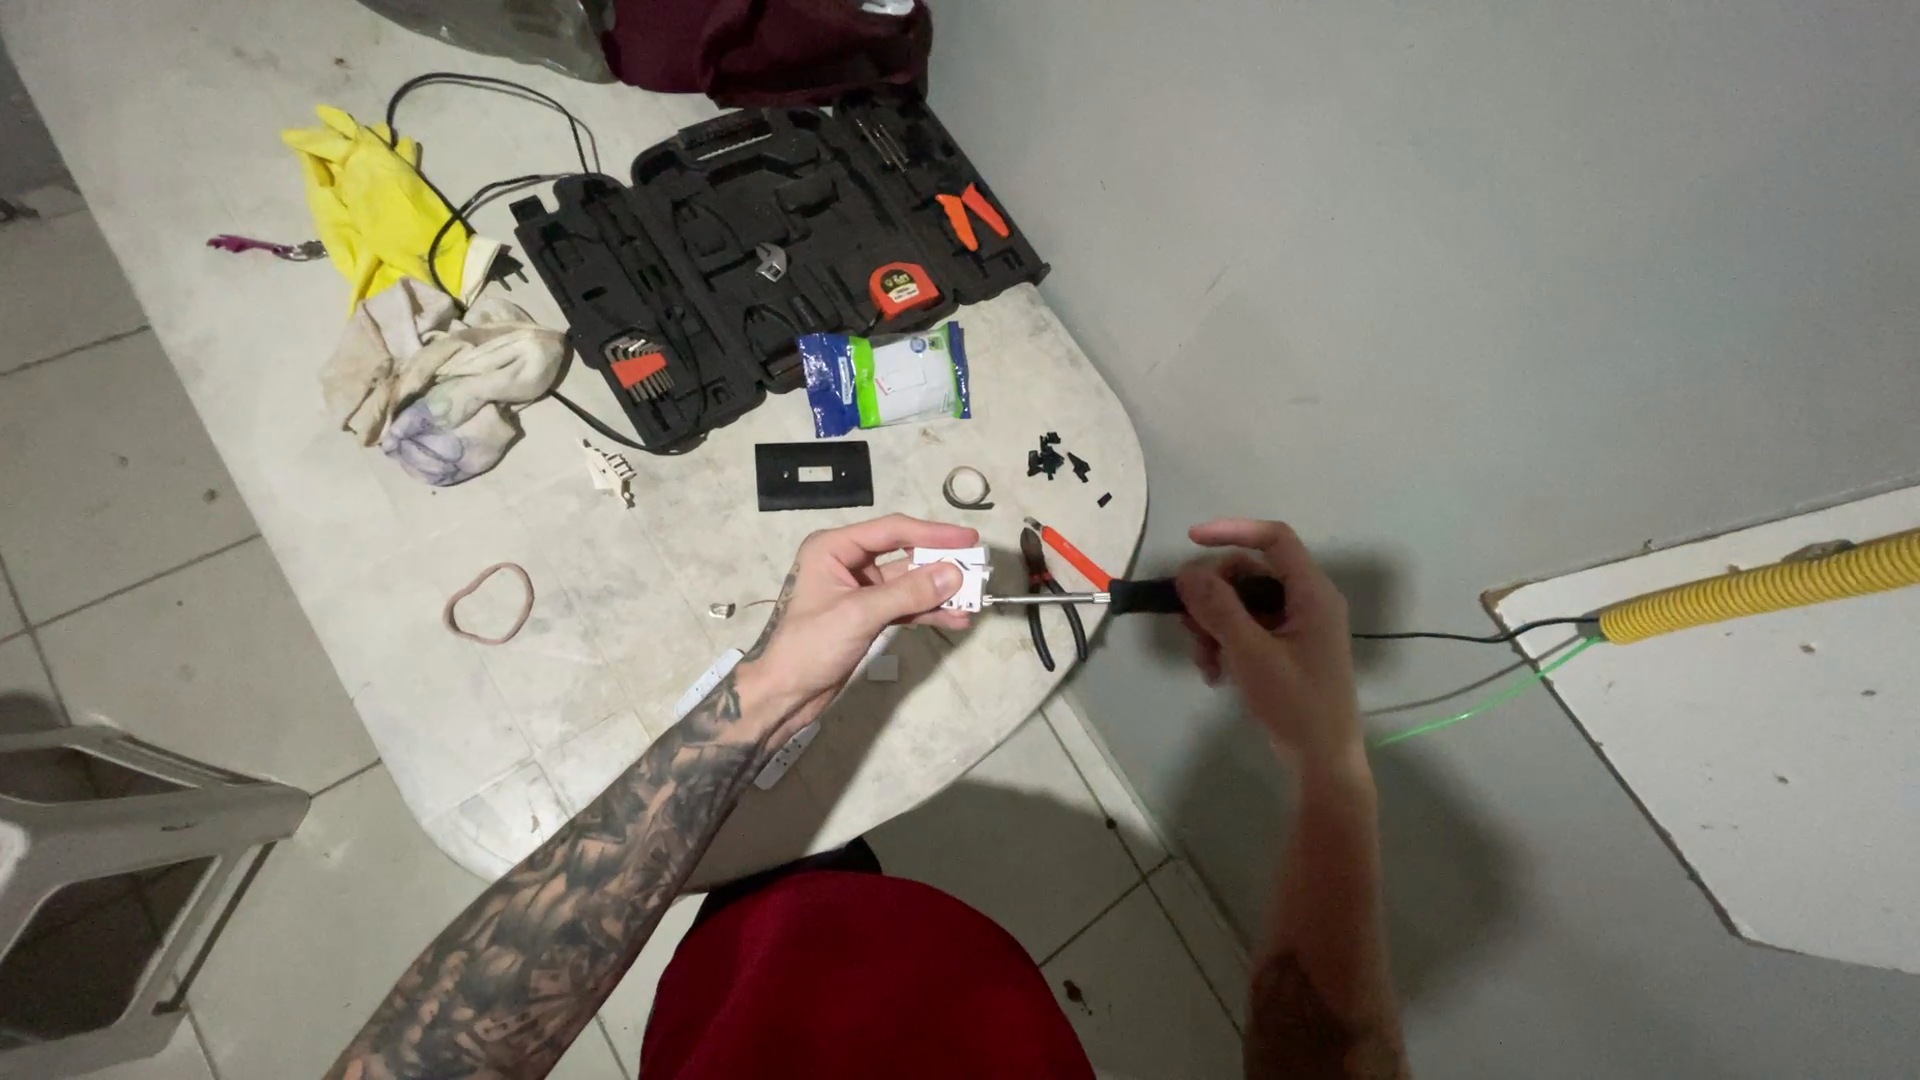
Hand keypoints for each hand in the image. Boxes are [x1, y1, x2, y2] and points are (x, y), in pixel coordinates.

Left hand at [736, 514, 978, 739]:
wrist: (785, 695)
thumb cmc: (810, 646)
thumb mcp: (859, 614)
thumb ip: (908, 592)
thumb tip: (955, 574)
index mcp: (833, 548)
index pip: (892, 530)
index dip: (933, 534)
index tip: (969, 539)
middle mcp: (847, 562)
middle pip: (904, 554)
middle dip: (940, 564)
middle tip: (978, 570)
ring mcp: (859, 590)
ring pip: (909, 582)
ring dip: (939, 591)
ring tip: (973, 600)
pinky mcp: (868, 615)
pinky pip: (905, 606)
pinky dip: (929, 612)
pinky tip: (956, 619)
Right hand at [1174, 519, 1363, 776]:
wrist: (1322, 762)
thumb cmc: (1296, 704)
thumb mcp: (1251, 654)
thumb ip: (1218, 608)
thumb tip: (1186, 572)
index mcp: (1312, 594)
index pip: (1274, 539)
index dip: (1233, 531)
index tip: (1191, 541)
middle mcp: (1305, 601)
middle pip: (1247, 573)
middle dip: (1212, 596)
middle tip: (1188, 624)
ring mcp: (1293, 626)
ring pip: (1239, 603)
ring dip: (1212, 625)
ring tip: (1202, 660)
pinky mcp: (1281, 647)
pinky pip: (1243, 627)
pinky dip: (1222, 642)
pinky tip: (1212, 673)